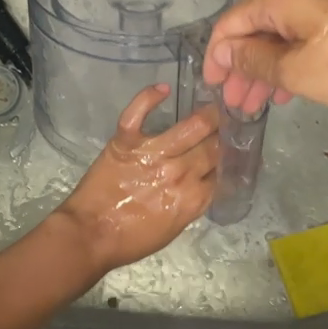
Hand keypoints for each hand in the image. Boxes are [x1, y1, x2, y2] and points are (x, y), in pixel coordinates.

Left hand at [54, 85, 219, 273]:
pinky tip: (162, 88)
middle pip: (213, 147)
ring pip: (191, 126)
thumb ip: (192, 203)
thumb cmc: (131, 239)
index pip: (222, 171)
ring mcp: (152, 154)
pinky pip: (139, 112)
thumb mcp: (174, 228)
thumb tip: (204, 183)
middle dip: (225, 135)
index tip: (236, 148)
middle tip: (229, 122)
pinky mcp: (126, 142)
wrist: (91, 235)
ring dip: (206, 115)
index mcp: (193, 197)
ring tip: (213, 106)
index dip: (231, 159)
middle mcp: (180, 172)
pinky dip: (149, 96)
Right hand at [204, 0, 327, 114]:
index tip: (212, 85)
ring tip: (258, 103)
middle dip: (242, 65)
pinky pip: (308, 34)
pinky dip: (292, 59)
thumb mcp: (297, 71)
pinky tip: (289, 87)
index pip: (233, 20)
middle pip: (259, 25)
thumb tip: (227, 51)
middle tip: (235, 101)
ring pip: (284, 33)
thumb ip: (254, 60)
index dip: (217, 54)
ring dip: (267, 67)